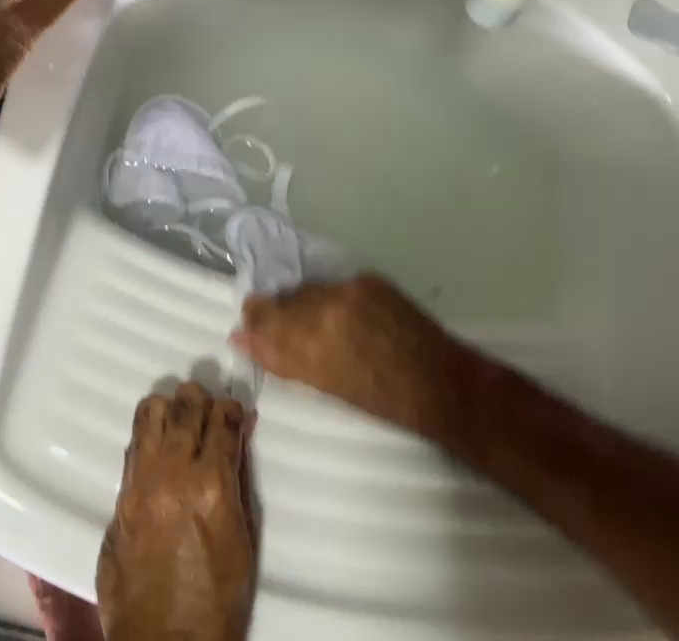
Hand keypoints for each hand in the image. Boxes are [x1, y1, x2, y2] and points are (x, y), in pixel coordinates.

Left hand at [98, 383, 255, 640]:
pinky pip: (132, 447)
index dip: (231, 410)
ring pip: (148, 414)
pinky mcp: (118, 498)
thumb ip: (237, 479)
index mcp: (211, 485)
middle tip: (207, 409)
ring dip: (168, 410)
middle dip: (199, 400)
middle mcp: (172, 474)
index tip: (234, 412)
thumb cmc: (218, 597)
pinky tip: (159, 448)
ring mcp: (140, 484)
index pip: (221, 421)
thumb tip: (237, 438)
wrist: (165, 639)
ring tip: (179, 422)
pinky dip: (148, 437)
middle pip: (183, 407)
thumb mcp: (244, 538)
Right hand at [232, 273, 470, 436]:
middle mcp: (326, 307)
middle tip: (271, 322)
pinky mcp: (367, 279)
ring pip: (306, 289)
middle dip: (273, 311)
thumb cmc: (380, 399)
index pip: (265, 320)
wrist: (439, 381)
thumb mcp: (322, 384)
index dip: (253, 322)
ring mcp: (349, 289)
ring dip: (300, 302)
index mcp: (312, 341)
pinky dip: (329, 298)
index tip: (246, 325)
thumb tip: (240, 338)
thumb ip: (279, 358)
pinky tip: (339, 313)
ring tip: (310, 321)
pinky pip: (332, 285)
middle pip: (282, 301)